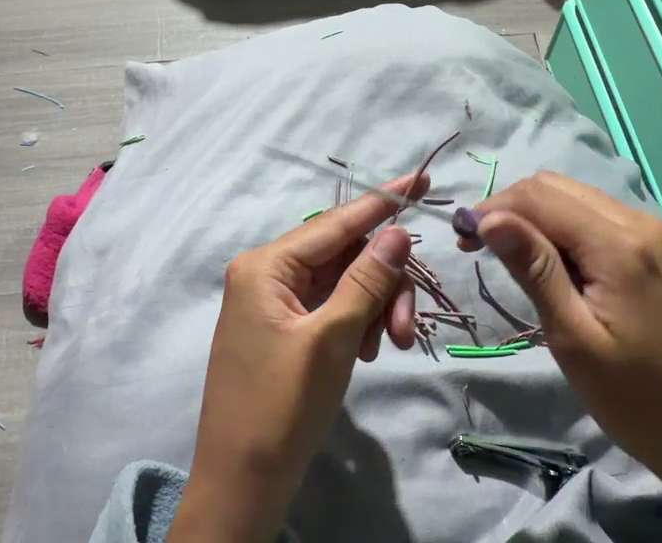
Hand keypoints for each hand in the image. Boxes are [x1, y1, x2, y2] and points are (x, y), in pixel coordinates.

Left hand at [168, 173, 426, 542]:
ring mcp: (274, 302)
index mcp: (266, 265)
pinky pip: (331, 307)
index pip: (334, 221)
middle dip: (382, 284)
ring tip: (384, 349)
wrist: (242, 483)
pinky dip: (356, 323)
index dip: (380, 202)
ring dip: (372, 309)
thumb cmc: (281, 406)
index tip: (420, 177)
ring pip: (343, 283)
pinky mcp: (283, 329)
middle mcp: (267, 273)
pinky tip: (365, 353)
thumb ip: (366, 280)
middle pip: (343, 255)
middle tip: (403, 329)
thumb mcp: (332, 339)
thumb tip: (396, 231)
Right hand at [463, 172, 661, 542]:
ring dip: (542, 217)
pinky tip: (563, 265)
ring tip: (517, 257)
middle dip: (514, 208)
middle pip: (561, 188)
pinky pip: (609, 219)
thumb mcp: (574, 340)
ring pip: (584, 199)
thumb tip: (489, 219)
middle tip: (481, 247)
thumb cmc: (638, 402)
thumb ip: (534, 270)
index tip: (462, 238)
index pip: (541, 197)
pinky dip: (574, 229)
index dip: (494, 208)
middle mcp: (646, 224)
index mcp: (622, 246)